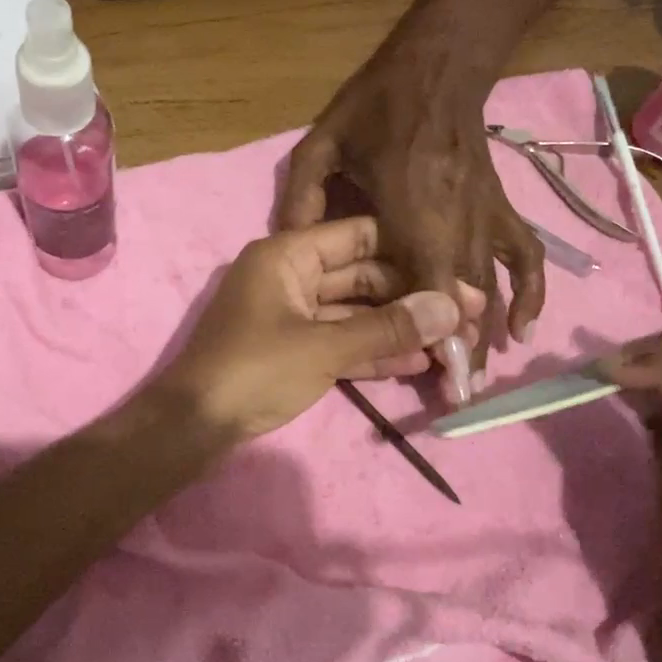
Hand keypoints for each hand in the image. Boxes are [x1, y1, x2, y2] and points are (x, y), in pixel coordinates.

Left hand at [158, 217, 483, 438]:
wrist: (192, 425)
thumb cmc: (254, 371)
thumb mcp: (324, 347)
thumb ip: (388, 328)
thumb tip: (452, 307)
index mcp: (287, 254)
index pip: (360, 236)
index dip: (410, 252)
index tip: (458, 269)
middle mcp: (288, 276)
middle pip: (361, 276)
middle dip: (411, 297)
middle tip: (468, 315)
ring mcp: (288, 315)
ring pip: (353, 313)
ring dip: (397, 328)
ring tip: (453, 343)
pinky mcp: (289, 351)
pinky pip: (338, 342)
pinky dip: (371, 352)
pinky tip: (416, 362)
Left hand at [274, 39, 544, 396]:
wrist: (440, 60)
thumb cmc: (374, 102)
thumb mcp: (320, 146)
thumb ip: (305, 198)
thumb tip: (293, 244)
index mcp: (402, 210)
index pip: (419, 281)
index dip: (430, 328)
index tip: (440, 372)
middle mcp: (449, 219)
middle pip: (456, 293)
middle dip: (458, 344)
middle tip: (460, 392)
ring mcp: (479, 213)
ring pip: (488, 282)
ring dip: (487, 330)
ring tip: (480, 375)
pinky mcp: (496, 207)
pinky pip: (522, 252)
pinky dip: (531, 287)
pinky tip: (525, 324)